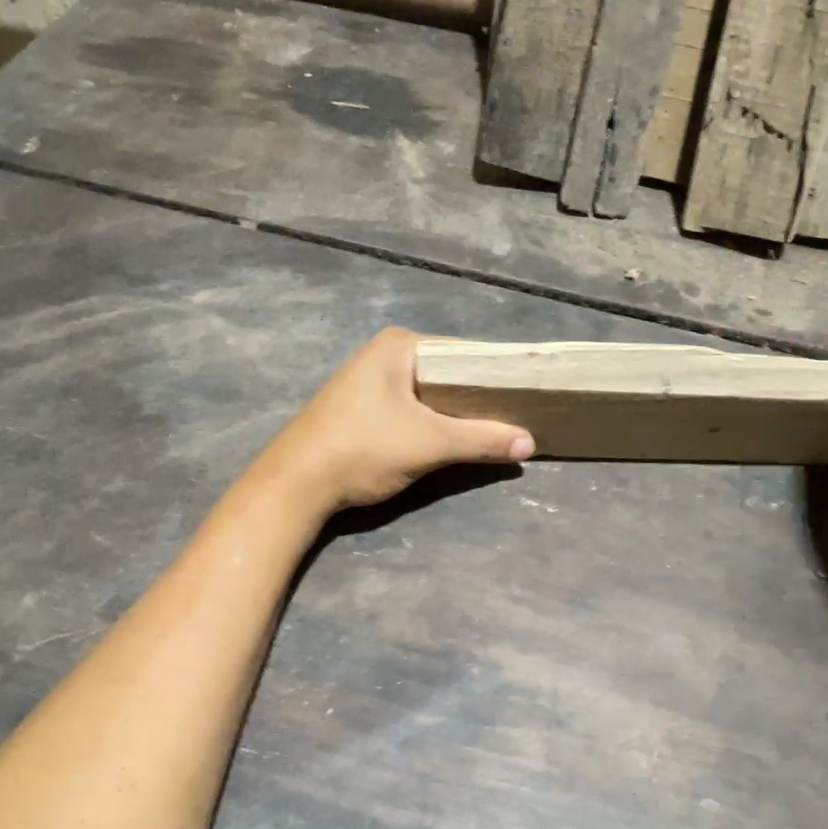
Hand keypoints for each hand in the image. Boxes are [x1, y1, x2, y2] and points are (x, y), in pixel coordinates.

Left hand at [254, 327, 534, 511]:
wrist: (295, 483)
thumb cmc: (363, 448)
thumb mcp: (430, 443)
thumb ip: (482, 440)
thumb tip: (530, 443)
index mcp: (401, 345)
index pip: (466, 352)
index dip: (500, 374)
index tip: (532, 395)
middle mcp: (387, 354)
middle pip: (451, 373)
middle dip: (482, 397)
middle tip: (522, 417)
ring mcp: (373, 382)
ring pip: (434, 395)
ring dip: (461, 415)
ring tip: (499, 431)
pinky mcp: (366, 409)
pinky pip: (417, 410)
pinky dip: (438, 425)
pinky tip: (458, 441)